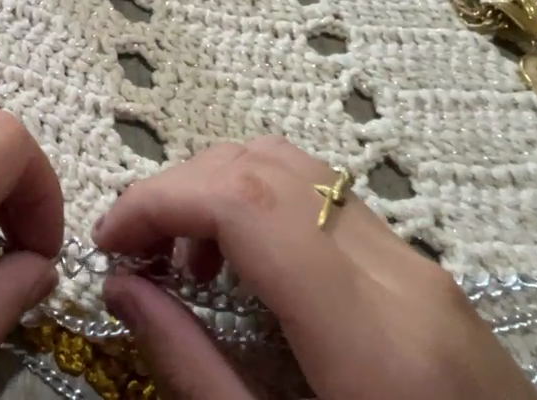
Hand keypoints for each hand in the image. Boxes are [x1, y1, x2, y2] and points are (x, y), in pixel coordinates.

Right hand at [96, 137, 536, 399]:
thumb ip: (194, 371)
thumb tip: (120, 288)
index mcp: (376, 337)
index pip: (244, 202)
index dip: (157, 201)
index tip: (108, 244)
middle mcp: (404, 275)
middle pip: (260, 165)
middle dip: (174, 190)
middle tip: (132, 251)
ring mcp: (424, 265)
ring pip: (290, 165)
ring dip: (214, 188)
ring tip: (183, 259)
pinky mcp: (427, 271)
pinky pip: (321, 197)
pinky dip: (255, 202)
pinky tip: (242, 266)